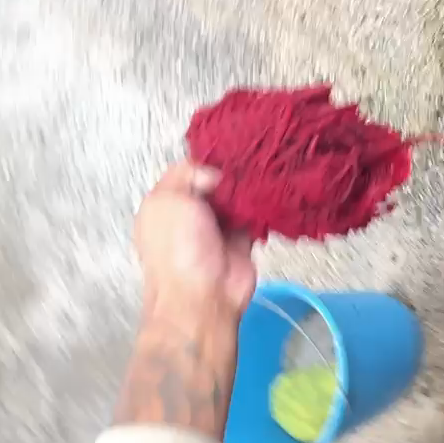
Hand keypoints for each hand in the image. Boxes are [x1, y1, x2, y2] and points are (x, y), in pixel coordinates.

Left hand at [115, 161, 252, 435]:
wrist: (203, 296)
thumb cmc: (178, 250)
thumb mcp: (167, 201)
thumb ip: (188, 174)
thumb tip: (218, 174)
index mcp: (166, 205)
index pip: (188, 169)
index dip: (209, 157)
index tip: (233, 146)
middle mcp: (190, 214)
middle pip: (217, 181)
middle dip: (235, 170)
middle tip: (258, 154)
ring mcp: (217, 226)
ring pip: (239, 196)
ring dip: (252, 187)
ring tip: (271, 167)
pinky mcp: (243, 237)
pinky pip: (256, 213)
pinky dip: (265, 204)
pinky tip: (276, 189)